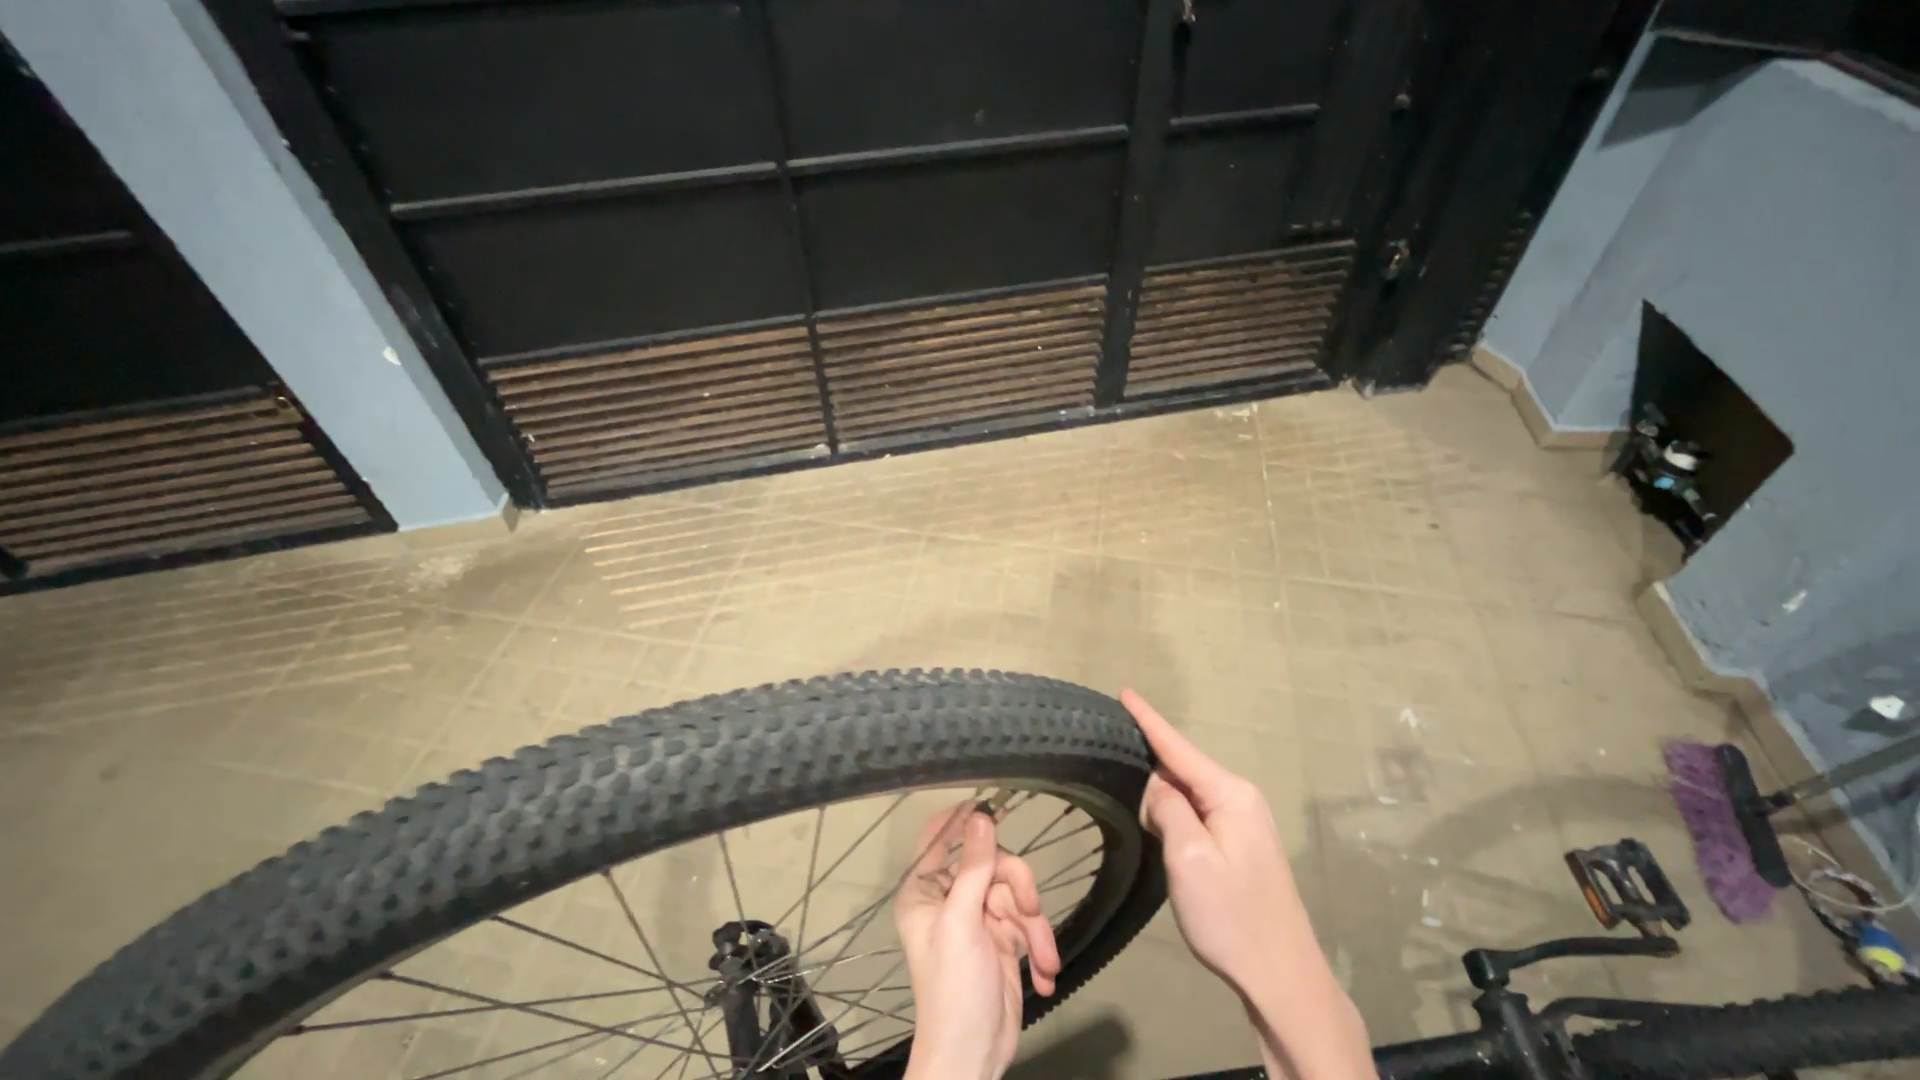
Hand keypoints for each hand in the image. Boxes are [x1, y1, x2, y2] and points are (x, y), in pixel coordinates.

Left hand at [895, 804, 1061, 1079]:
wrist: (973, 1054)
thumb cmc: (953, 988)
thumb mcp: (962, 923)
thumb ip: (973, 868)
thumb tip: (980, 815)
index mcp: (924, 891)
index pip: (939, 838)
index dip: (963, 820)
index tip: (993, 807)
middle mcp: (949, 898)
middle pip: (992, 864)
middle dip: (1018, 891)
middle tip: (1032, 910)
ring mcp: (977, 919)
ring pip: (1016, 895)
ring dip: (1036, 929)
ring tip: (1045, 961)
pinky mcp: (1002, 941)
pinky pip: (1027, 925)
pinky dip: (1040, 949)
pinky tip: (1045, 976)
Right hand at [1124, 689, 1311, 995]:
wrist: (1281, 975)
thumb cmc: (1231, 916)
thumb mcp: (1188, 858)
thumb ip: (1168, 809)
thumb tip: (1157, 785)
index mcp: (1231, 795)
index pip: (1179, 748)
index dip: (1149, 721)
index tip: (1125, 692)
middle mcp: (1242, 800)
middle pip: (1184, 769)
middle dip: (1151, 766)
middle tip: (1112, 768)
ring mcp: (1245, 824)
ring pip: (1190, 795)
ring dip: (1163, 797)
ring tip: (1131, 800)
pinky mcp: (1242, 847)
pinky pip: (1199, 815)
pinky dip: (1176, 815)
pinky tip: (1161, 826)